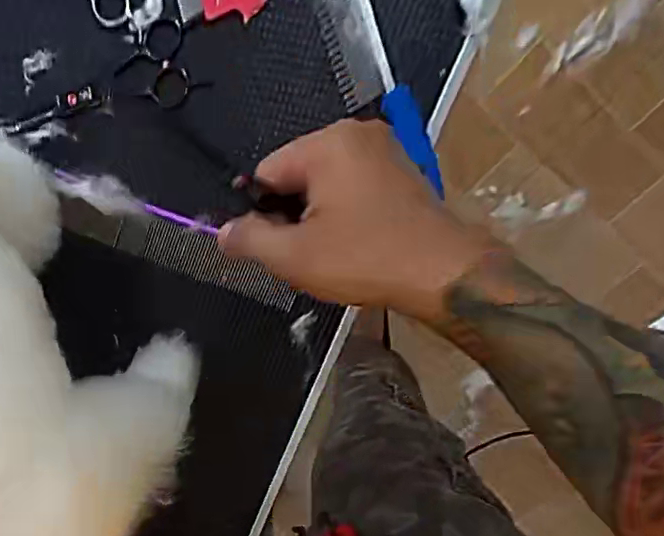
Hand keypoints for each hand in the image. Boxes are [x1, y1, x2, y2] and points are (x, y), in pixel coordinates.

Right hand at [218, 119, 496, 323]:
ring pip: (328, 185)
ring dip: (319, 220)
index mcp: (326, 143)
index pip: (267, 172)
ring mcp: (385, 151)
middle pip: (298, 176)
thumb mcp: (295, 257)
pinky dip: (347, 216)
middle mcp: (357, 134)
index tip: (271, 248)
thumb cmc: (366, 260)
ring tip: (333, 256)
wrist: (440, 272)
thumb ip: (250, 240)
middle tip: (305, 258)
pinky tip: (356, 246)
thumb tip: (222, 232)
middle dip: (293, 217)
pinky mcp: (402, 173)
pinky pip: (356, 189)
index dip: (260, 213)